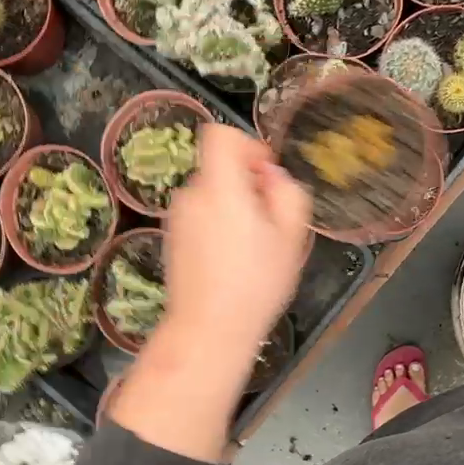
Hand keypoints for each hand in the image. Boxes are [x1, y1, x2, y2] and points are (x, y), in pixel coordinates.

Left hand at [160, 124, 312, 359]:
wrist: (208, 329)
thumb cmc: (255, 284)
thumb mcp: (291, 236)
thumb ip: (288, 192)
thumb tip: (273, 176)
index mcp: (221, 187)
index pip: (221, 135)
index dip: (247, 144)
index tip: (265, 174)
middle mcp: (192, 195)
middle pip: (219, 168)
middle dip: (246, 185)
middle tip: (270, 222)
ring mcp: (178, 218)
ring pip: (211, 195)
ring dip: (233, 208)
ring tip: (254, 247)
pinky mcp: (172, 239)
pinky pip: (200, 217)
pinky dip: (218, 227)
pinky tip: (234, 261)